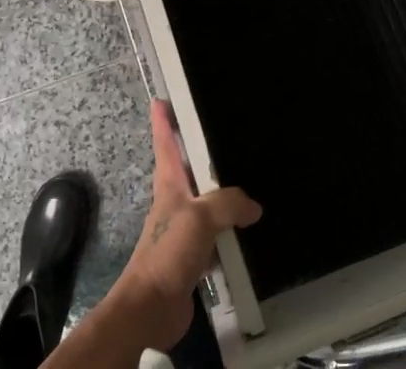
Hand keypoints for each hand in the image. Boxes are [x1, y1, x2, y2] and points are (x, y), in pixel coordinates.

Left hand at [112, 99, 261, 351]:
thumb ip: (229, 203)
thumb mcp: (200, 217)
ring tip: (248, 180)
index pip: (166, 143)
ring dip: (223, 195)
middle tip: (223, 134)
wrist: (152, 306)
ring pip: (207, 204)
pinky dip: (231, 233)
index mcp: (169, 184)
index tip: (160, 98)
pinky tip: (249, 233)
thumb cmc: (168, 252)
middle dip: (202, 153)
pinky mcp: (194, 257)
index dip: (163, 121)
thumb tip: (253, 206)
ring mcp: (184, 230)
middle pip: (189, 170)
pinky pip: (217, 237)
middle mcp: (175, 202)